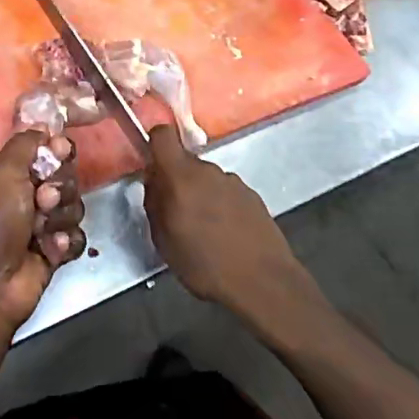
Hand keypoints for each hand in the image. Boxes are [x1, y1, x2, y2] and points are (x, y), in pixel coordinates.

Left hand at [0, 131, 83, 330]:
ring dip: (60, 217)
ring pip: (74, 206)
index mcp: (10, 170)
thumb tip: (44, 128)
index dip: (57, 151)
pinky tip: (50, 249)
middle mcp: (26, 192)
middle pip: (66, 176)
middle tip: (40, 200)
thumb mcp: (4, 170)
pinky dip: (65, 242)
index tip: (60, 153)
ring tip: (41, 230)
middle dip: (59, 188)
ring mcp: (41, 221)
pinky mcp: (55, 248)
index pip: (46, 149)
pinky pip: (77, 235)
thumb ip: (26, 144)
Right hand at [141, 123, 324, 341]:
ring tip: (203, 229)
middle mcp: (208, 170)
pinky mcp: (253, 197)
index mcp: (180, 175)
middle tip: (175, 211)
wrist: (265, 284)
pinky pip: (226, 193)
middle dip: (177, 180)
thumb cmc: (205, 263)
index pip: (163, 135)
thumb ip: (154, 203)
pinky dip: (221, 206)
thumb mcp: (163, 239)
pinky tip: (226, 235)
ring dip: (200, 195)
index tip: (153, 166)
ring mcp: (233, 182)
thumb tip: (154, 183)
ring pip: (206, 179)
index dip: (155, 143)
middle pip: (185, 162)